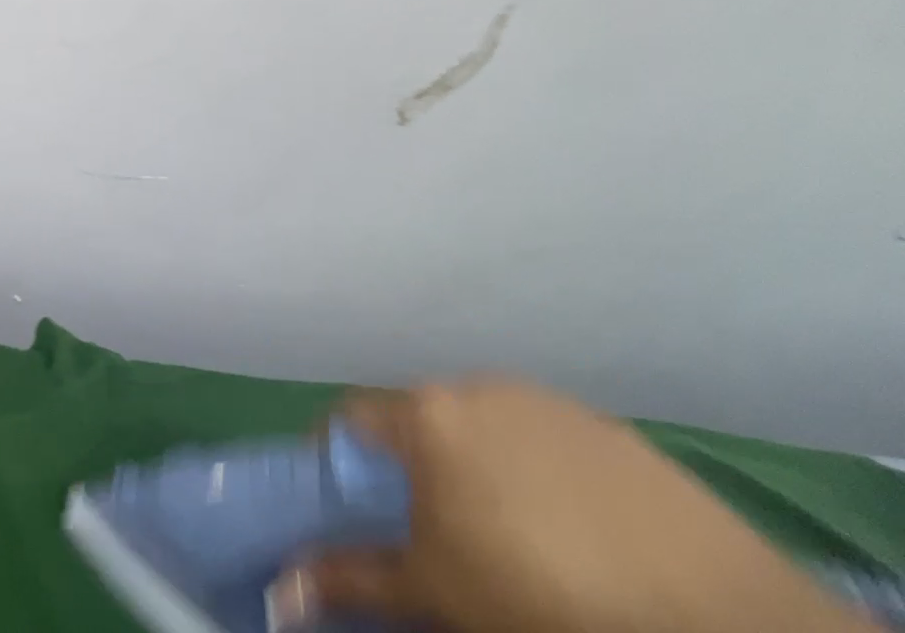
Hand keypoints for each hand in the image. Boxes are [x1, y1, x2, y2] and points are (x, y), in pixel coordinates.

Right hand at [297, 379, 875, 632]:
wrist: (717, 619)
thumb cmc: (538, 595)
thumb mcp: (433, 592)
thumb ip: (351, 577)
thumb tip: (280, 590)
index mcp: (429, 414)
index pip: (350, 417)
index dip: (333, 455)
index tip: (337, 497)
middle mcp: (484, 388)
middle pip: (419, 416)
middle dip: (408, 461)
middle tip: (420, 522)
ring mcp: (555, 405)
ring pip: (486, 424)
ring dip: (473, 461)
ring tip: (499, 526)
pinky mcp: (618, 430)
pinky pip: (548, 439)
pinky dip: (536, 469)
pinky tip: (568, 527)